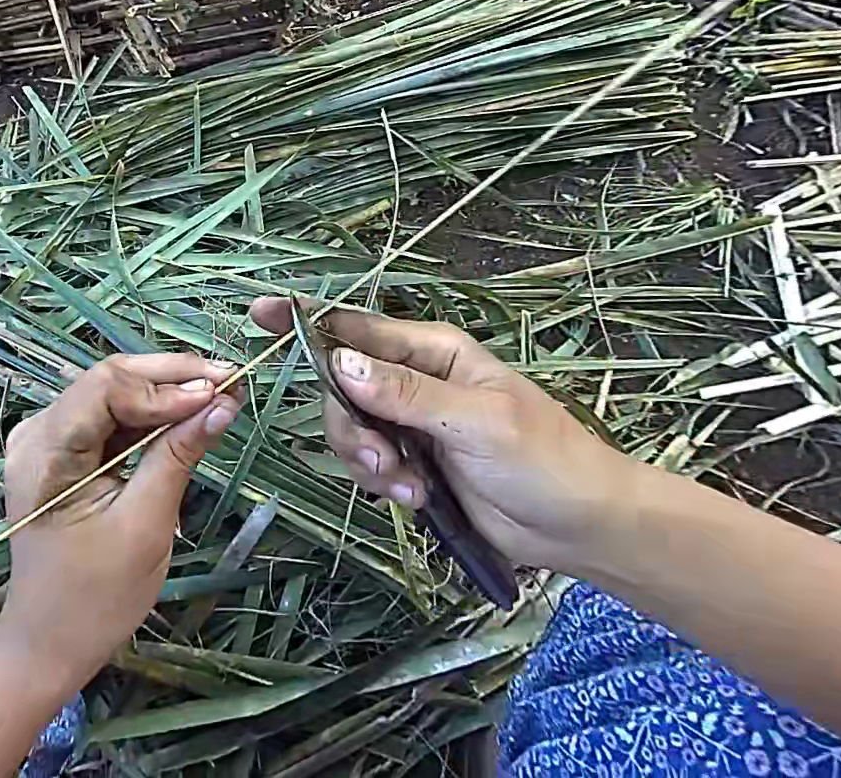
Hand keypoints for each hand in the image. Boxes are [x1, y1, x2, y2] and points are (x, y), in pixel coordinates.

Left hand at [0, 353, 241, 682]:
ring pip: (115, 391)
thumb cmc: (96, 597)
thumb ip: (179, 455)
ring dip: (167, 391)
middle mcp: (38, 432)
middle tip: (229, 380)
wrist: (50, 642)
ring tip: (218, 392)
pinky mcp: (64, 449)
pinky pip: (112, 415)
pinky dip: (152, 413)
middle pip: (110, 380)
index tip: (219, 391)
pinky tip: (187, 412)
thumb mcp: (146, 524)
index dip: (166, 385)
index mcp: (45, 453)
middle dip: (172, 378)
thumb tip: (223, 404)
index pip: (106, 389)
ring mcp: (48, 438)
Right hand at [249, 297, 646, 571]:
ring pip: (349, 428)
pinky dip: (381, 481)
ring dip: (368, 461)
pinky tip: (416, 498)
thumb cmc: (543, 458)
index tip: (260, 314)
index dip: (306, 319)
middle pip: (341, 387)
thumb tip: (338, 362)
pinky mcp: (408, 458)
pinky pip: (366, 462)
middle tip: (382, 461)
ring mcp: (407, 420)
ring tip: (410, 487)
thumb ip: (405, 393)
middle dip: (351, 427)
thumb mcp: (476, 421)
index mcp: (430, 349)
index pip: (356, 326)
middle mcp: (411, 378)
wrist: (580, 526)